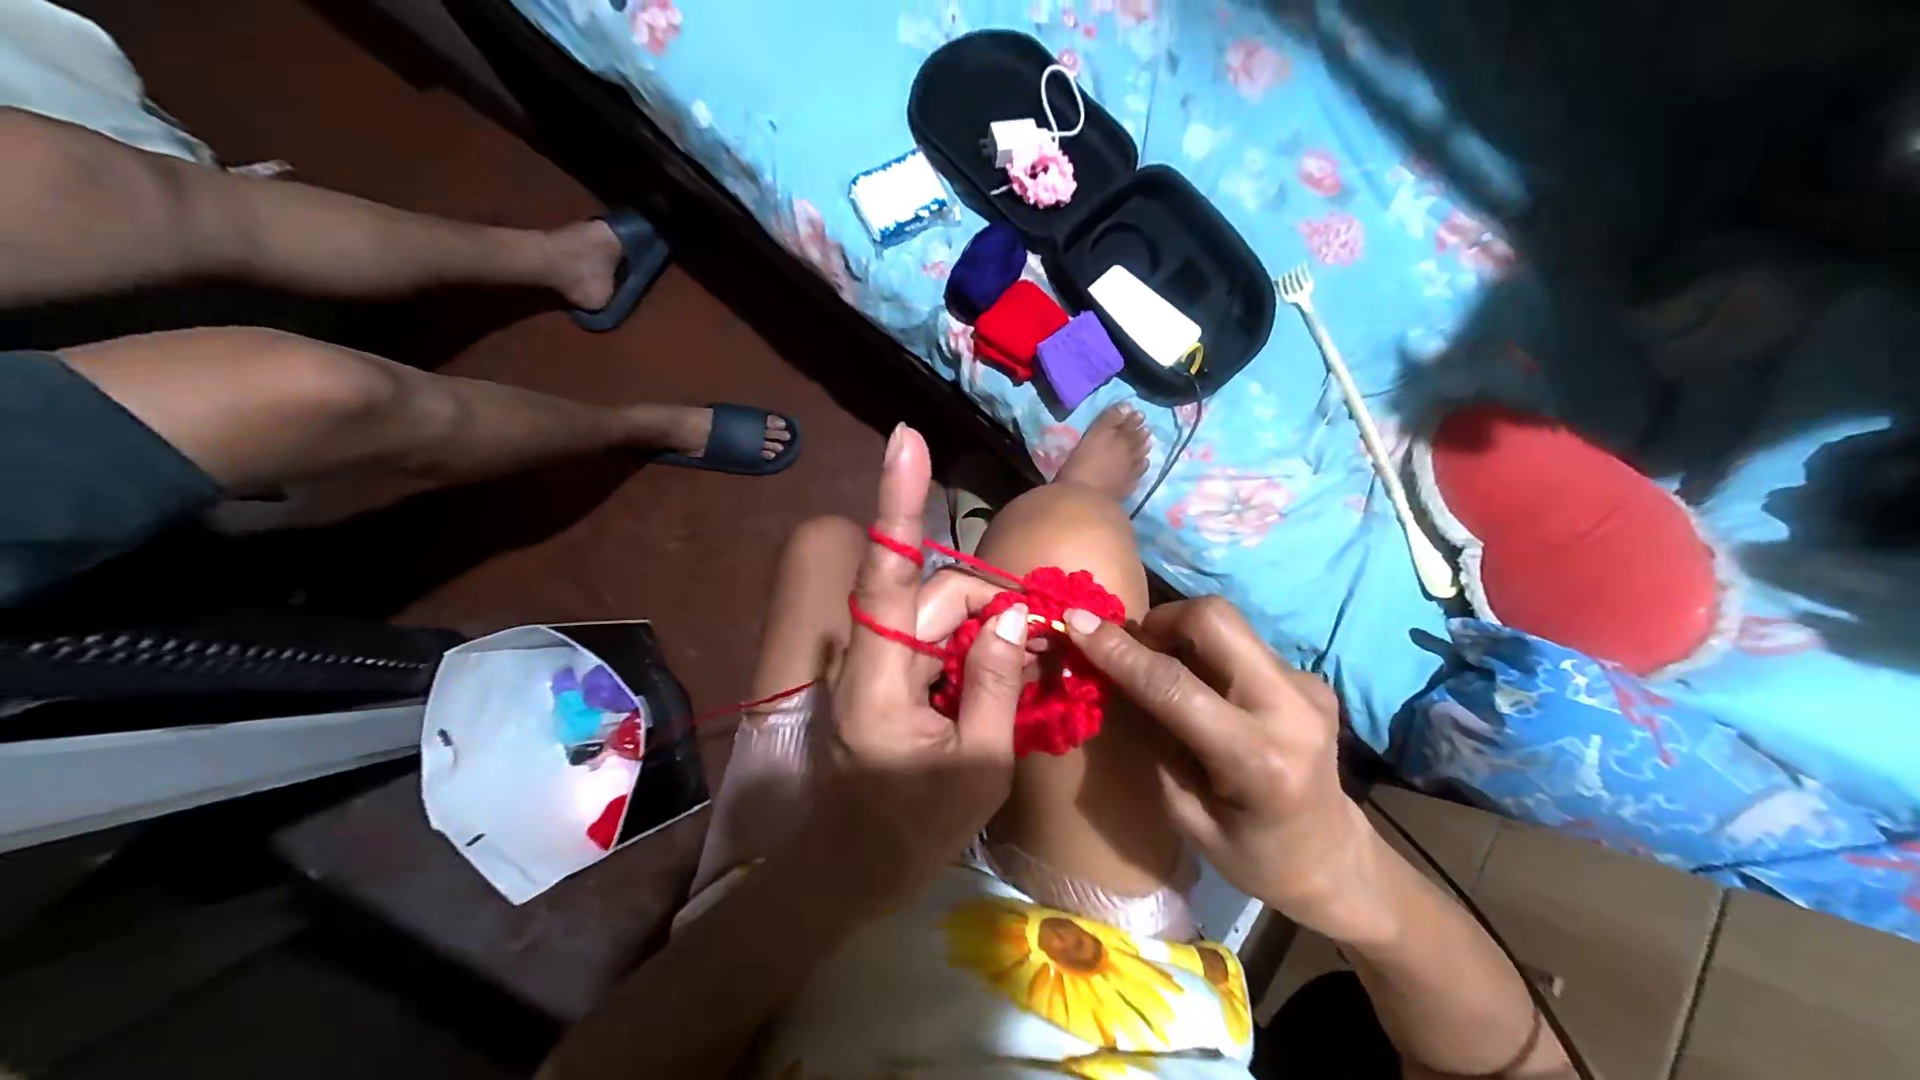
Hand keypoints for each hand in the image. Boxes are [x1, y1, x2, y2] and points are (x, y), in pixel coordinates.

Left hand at [826, 424, 1029, 894]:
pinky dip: (968, 644)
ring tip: (1018, 671)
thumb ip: (995, 682)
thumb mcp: (977, 766)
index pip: (888, 577)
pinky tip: (995, 672)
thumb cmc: (912, 831)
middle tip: (1036, 648)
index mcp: (882, 682)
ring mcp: (874, 663)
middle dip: (988, 608)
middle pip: (933, 595)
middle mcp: (870, 657)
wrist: (852, 872)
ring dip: (982, 628)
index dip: (896, 504)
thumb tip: (1012, 614)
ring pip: (935, 612)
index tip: (904, 439)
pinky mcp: (884, 673)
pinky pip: (931, 636)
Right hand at [1064, 598, 1392, 942]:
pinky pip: (1241, 642)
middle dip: (1161, 620)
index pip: (1174, 686)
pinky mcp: (1308, 675)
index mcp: (1259, 761)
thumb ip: (1152, 737)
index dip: (1119, 651)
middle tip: (1135, 648)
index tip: (1075, 622)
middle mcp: (1291, 708)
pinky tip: (1203, 686)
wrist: (1332, 858)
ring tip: (1163, 669)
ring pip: (1228, 623)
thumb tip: (1114, 675)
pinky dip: (1205, 651)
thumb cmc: (1250, 853)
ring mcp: (1307, 684)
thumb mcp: (1184, 811)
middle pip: (1215, 620)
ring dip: (1181, 634)